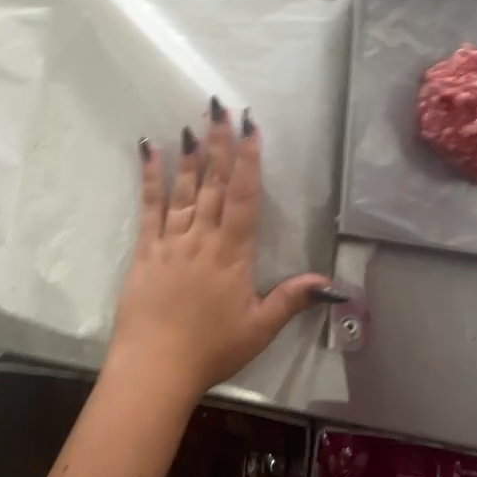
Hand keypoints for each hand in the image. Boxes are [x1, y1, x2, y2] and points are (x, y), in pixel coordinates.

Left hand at [105, 98, 337, 401]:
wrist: (155, 368)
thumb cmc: (211, 349)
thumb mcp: (259, 329)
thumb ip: (291, 300)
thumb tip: (329, 282)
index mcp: (233, 253)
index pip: (245, 197)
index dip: (248, 160)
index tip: (251, 127)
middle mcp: (203, 236)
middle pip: (215, 182)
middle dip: (220, 143)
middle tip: (221, 108)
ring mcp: (172, 239)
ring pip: (185, 188)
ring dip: (191, 153)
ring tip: (195, 121)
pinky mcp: (146, 247)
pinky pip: (149, 205)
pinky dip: (150, 175)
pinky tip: (149, 148)